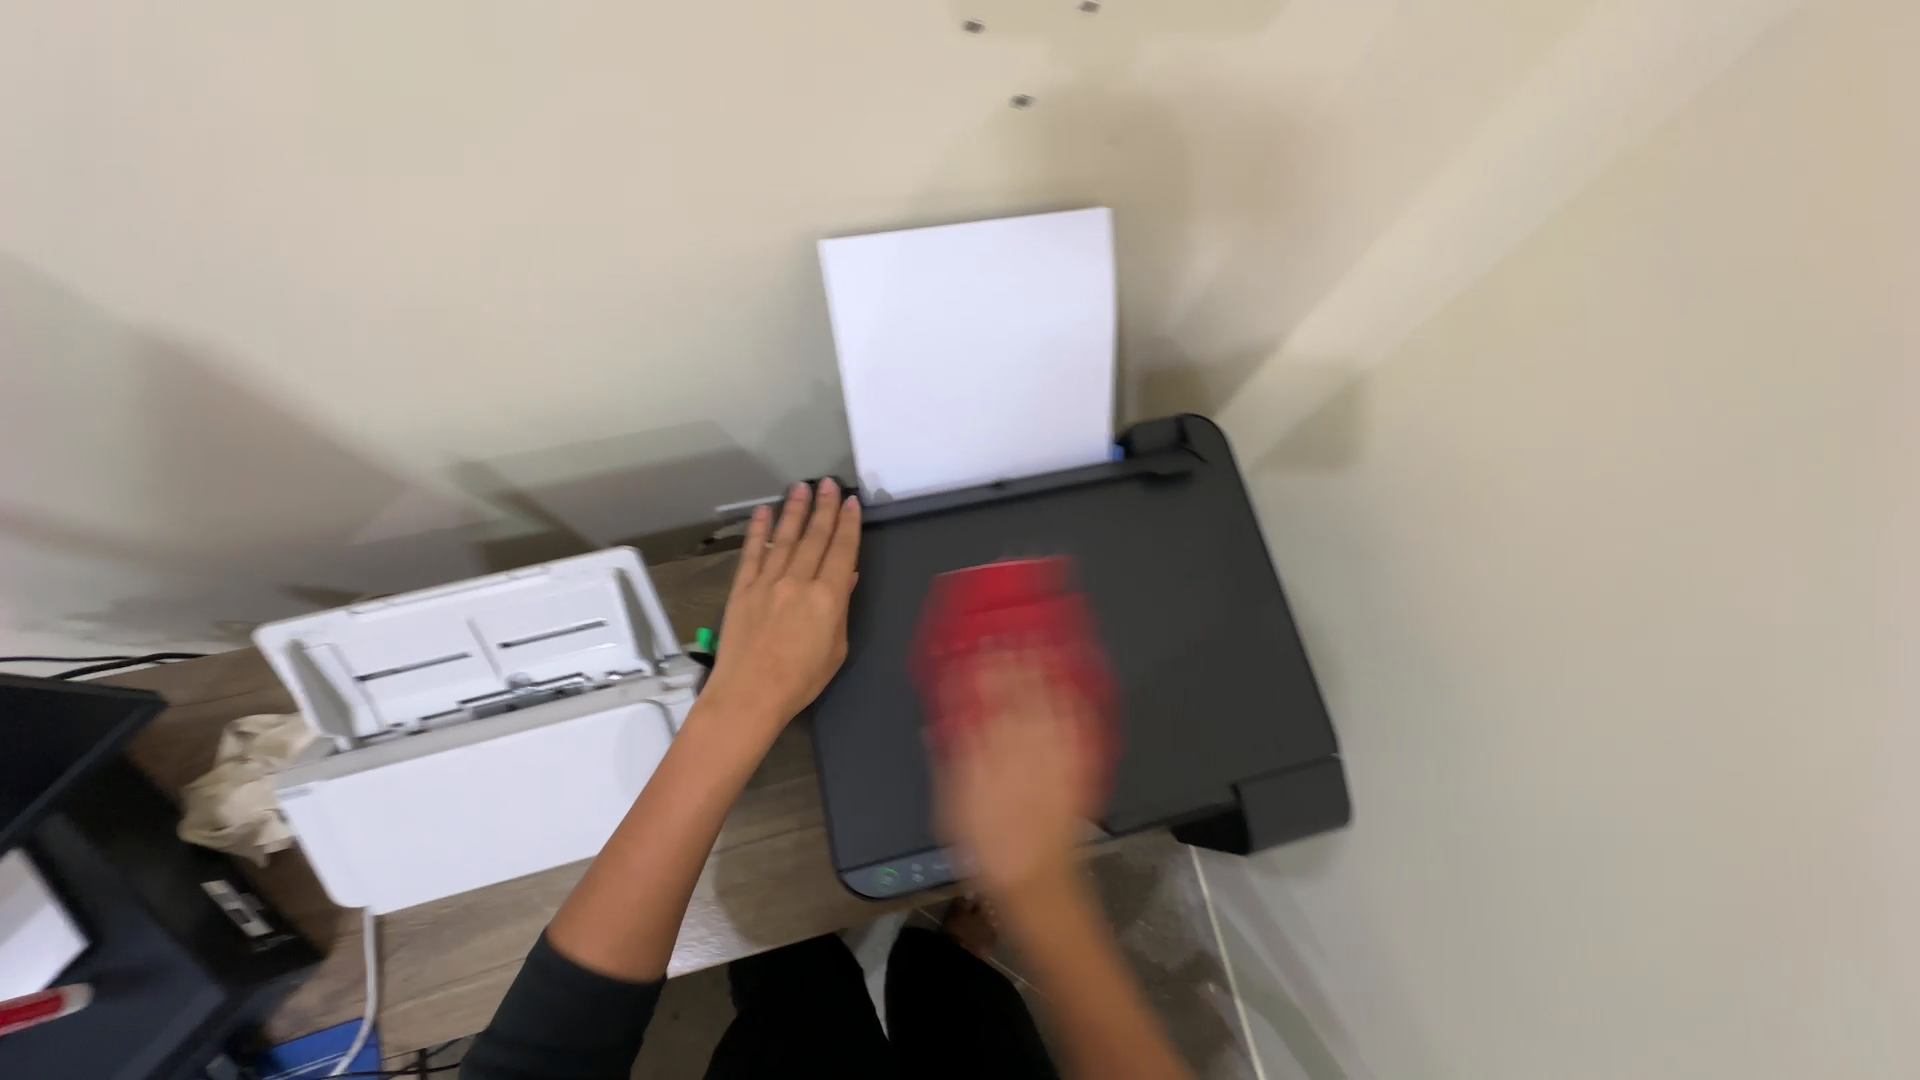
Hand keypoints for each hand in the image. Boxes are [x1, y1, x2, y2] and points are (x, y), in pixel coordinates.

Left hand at [699, 479, 861, 729]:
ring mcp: (768, 582)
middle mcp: (799, 581)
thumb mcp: (836, 648)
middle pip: (815, 537)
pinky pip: (753, 552)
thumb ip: (840, 609)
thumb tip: (845, 578)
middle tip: (828, 483)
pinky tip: (764, 512)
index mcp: (828, 597)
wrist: (749, 694)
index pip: (842, 551)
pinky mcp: (743, 589)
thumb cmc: (800, 680)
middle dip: (824, 508)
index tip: (851, 503)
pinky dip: (759, 530)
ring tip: (801, 488)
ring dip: (795, 510)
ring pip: (785, 537)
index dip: (848, 524)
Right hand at [934, 648, 1102, 904]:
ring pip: (1051, 701)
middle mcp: (1023, 746)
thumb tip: (939, 725)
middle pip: (1021, 691)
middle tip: (1015, 627)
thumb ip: (949, 759)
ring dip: (1047, 668)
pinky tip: (1074, 681)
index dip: (986, 666)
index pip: (986, 698)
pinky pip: (1080, 726)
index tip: (983, 641)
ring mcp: (1055, 755)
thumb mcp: (951, 804)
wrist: (1034, 878)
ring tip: (1046, 638)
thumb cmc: (985, 844)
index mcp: (988, 752)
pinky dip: (1076, 699)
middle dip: (1019, 657)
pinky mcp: (1079, 766)